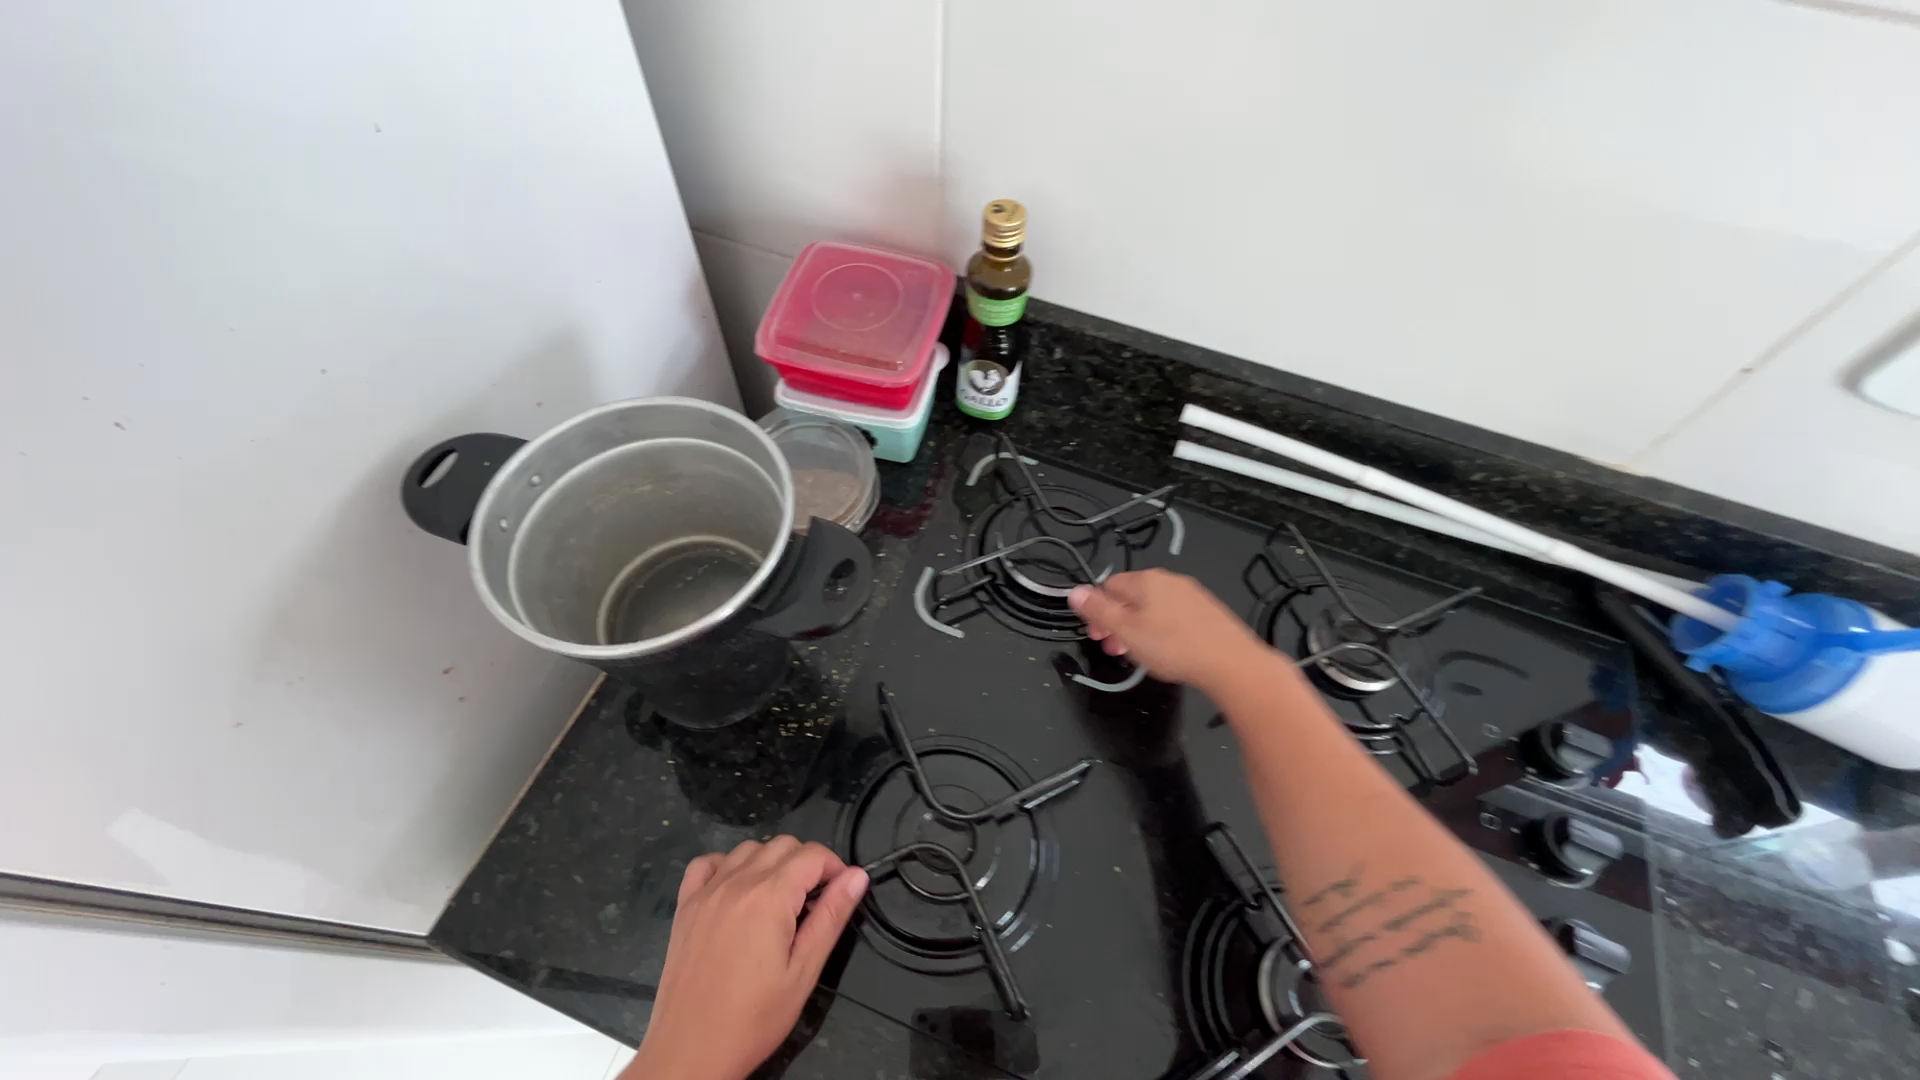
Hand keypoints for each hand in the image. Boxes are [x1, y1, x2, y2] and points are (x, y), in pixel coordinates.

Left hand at [626, 838, 868, 1079]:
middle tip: (812, 903)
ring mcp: (707, 891)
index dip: (835, 868)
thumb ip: (831, 917)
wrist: (690, 1053)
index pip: (813, 854)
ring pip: (749, 848)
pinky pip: (707, 862)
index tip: (839, 894)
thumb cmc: (753, 1019)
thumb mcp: (804, 972)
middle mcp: (737, 882)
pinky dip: (726, 866)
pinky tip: (736, 891)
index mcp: (770, 896)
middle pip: (783, 844)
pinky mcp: (685, 906)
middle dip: (806, 864)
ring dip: (770, 862)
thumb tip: (857, 876)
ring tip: (778, 901)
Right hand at [1069, 569, 1269, 689]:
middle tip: (1114, 648)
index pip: (1109, 586)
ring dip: (1139, 629)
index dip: (1097, 610)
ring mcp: (1192, 596)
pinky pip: (1175, 617)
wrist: (1231, 663)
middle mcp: (1170, 581)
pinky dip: (1163, 632)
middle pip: (1131, 597)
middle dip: (1117, 622)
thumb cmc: (1174, 646)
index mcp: (1146, 581)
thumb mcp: (1126, 631)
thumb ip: (1098, 611)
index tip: (1096, 634)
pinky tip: (1167, 652)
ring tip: (1139, 655)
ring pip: (1153, 608)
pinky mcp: (1208, 613)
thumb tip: (1074, 592)